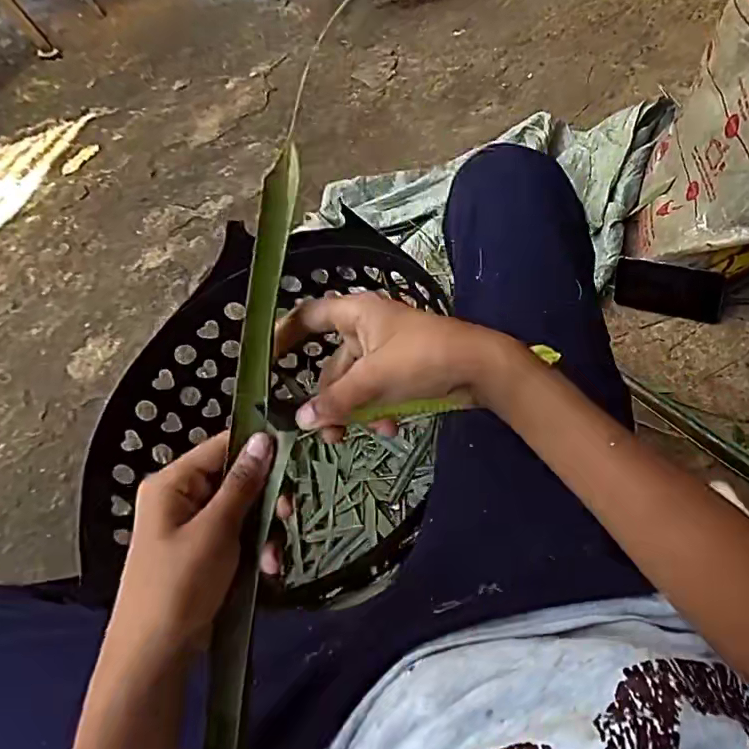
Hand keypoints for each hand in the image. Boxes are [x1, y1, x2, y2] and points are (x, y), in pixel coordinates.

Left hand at [105, 430, 275, 669]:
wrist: (156, 651)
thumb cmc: (179, 585)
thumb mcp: (215, 530)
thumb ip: (243, 484)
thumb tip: (264, 439)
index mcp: (173, 484)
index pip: (222, 446)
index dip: (259, 449)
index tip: (295, 458)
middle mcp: (183, 499)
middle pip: (240, 480)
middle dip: (267, 501)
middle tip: (287, 516)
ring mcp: (196, 528)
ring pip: (247, 512)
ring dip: (267, 533)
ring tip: (271, 559)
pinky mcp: (208, 553)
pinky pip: (243, 538)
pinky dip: (258, 552)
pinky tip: (265, 572)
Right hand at [275, 292, 521, 441]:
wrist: (481, 367)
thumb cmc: (424, 359)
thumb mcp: (375, 379)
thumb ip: (337, 400)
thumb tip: (301, 420)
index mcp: (356, 314)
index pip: (308, 317)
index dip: (285, 335)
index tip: (267, 361)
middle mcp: (368, 329)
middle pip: (333, 366)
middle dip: (331, 401)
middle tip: (327, 434)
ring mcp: (388, 351)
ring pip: (358, 385)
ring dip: (358, 411)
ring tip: (366, 432)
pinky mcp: (406, 372)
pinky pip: (380, 392)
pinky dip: (381, 410)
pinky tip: (392, 427)